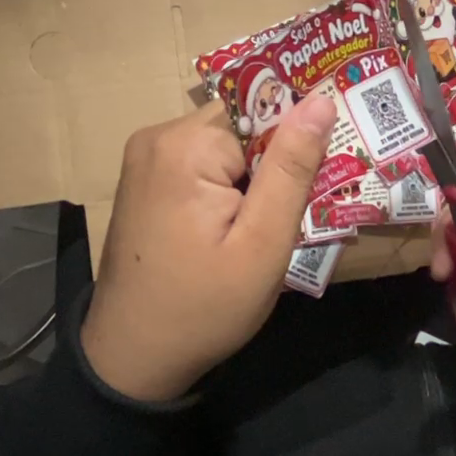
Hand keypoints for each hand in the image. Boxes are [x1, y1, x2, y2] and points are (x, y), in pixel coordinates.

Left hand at [82, 94, 335, 401]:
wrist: (133, 357)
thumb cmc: (205, 307)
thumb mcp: (264, 243)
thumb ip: (293, 169)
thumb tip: (322, 98)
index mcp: (185, 145)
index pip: (266, 115)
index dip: (297, 148)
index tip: (319, 184)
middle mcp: (157, 137)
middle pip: (244, 127)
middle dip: (276, 166)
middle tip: (297, 214)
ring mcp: (146, 158)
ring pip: (228, 147)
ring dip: (255, 180)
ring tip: (267, 227)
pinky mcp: (145, 180)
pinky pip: (204, 164)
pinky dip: (230, 189)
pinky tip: (238, 228)